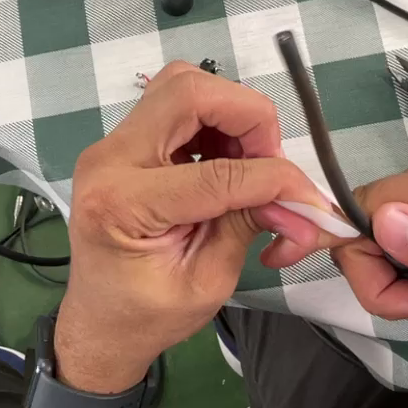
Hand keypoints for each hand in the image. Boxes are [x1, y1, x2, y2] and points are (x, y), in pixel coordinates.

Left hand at [56, 62, 334, 391]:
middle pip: (188, 91)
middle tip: (270, 163)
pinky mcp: (123, 144)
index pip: (214, 172)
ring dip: (230, 115)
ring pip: (181, 86)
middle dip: (248, 117)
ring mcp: (112, 146)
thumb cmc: (146, 315)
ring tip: (249, 164)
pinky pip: (174, 105)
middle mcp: (109, 160)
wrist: (100, 322)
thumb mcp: (207, 280)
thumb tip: (304, 200)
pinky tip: (227, 161)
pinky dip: (214, 120)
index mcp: (123, 203)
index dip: (273, 180)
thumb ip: (250, 226)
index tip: (308, 198)